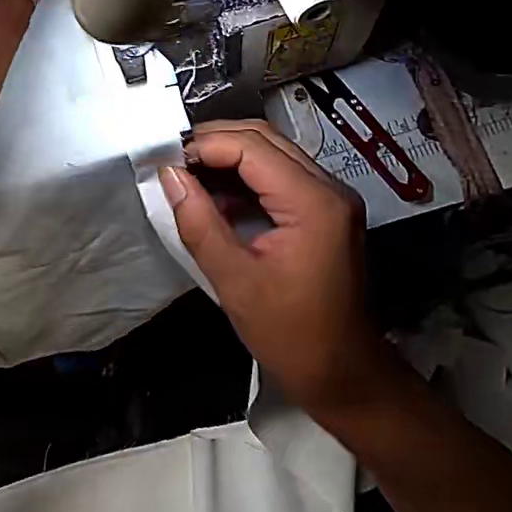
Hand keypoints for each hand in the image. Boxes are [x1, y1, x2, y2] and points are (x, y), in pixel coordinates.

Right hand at [158, 121, 402, 416]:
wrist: (344, 373)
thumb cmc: (293, 336)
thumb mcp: (235, 282)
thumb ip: (200, 223)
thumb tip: (170, 178)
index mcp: (314, 203)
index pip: (252, 147)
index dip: (206, 146)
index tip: (166, 161)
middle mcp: (329, 189)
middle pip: (265, 139)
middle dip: (215, 142)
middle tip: (172, 160)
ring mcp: (330, 198)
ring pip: (272, 152)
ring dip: (228, 157)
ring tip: (187, 174)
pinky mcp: (324, 210)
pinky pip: (279, 175)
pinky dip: (244, 176)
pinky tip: (214, 194)